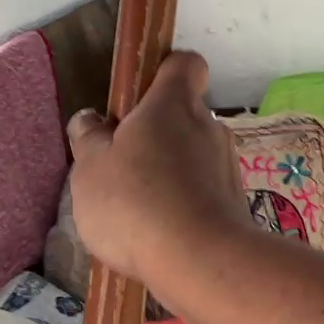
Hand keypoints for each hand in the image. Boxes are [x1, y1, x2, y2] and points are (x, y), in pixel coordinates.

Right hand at [66, 51, 246, 284]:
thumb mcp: (90, 169)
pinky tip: (159, 229)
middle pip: (182, 113)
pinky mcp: (234, 196)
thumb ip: (89, 138)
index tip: (137, 97)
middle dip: (155, 133)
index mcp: (173, 103)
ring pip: (192, 152)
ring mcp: (226, 160)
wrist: (200, 259)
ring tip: (136, 207)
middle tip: (121, 165)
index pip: (184, 64)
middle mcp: (208, 123)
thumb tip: (91, 118)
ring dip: (168, 169)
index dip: (163, 72)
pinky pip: (202, 186)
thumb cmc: (136, 202)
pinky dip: (183, 199)